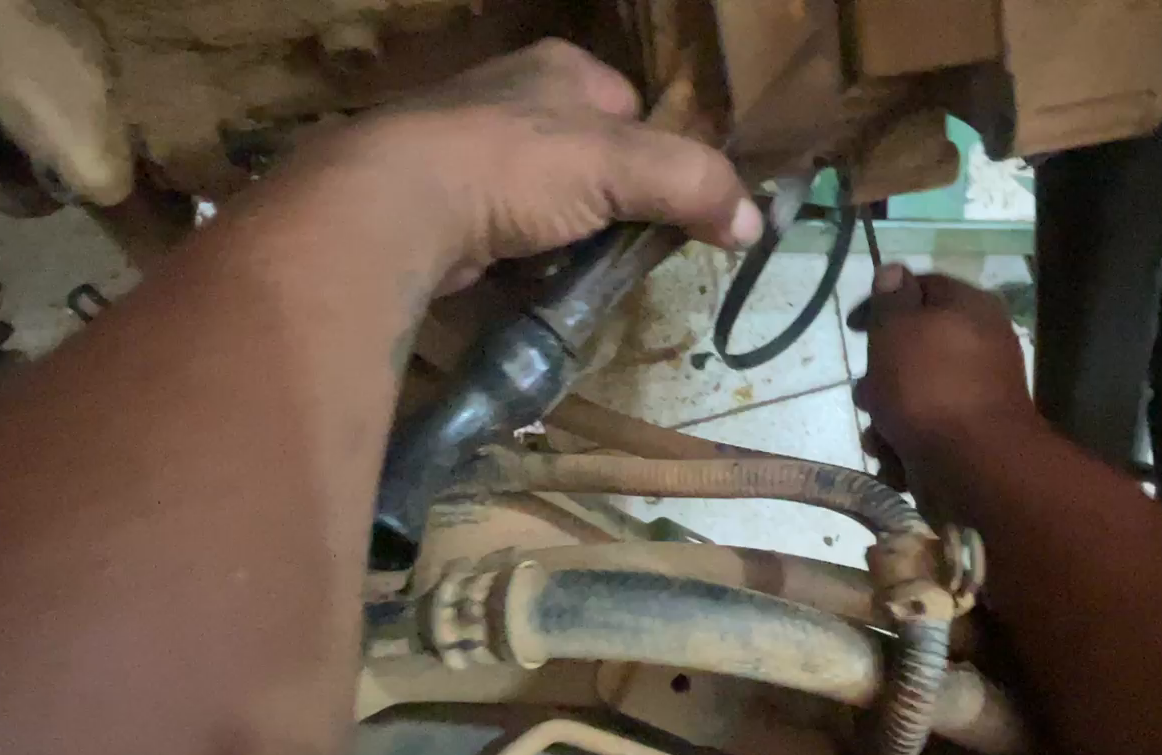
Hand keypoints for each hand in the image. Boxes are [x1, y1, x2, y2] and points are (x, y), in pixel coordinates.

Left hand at [302, 39, 760, 292]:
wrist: (405, 205)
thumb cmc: (517, 165)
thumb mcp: (620, 166)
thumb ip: (693, 185)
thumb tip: (755, 224)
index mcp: (560, 70)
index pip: (632, 109)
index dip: (657, 157)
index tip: (670, 207)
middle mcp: (516, 98)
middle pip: (592, 156)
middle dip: (612, 202)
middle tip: (629, 248)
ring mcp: (476, 150)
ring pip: (551, 196)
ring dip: (572, 233)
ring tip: (585, 269)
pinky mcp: (450, 201)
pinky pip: (513, 227)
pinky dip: (531, 253)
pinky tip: (537, 277)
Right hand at [853, 265, 1040, 469]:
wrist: (970, 462)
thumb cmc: (926, 387)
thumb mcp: (897, 330)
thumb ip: (890, 300)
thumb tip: (891, 271)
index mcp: (970, 308)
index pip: (921, 287)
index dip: (881, 302)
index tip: (851, 328)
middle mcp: (979, 346)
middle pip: (913, 348)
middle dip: (879, 373)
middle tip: (866, 390)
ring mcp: (974, 393)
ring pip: (912, 394)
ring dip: (885, 415)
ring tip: (878, 434)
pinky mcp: (966, 433)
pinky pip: (923, 428)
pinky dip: (902, 442)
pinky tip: (892, 456)